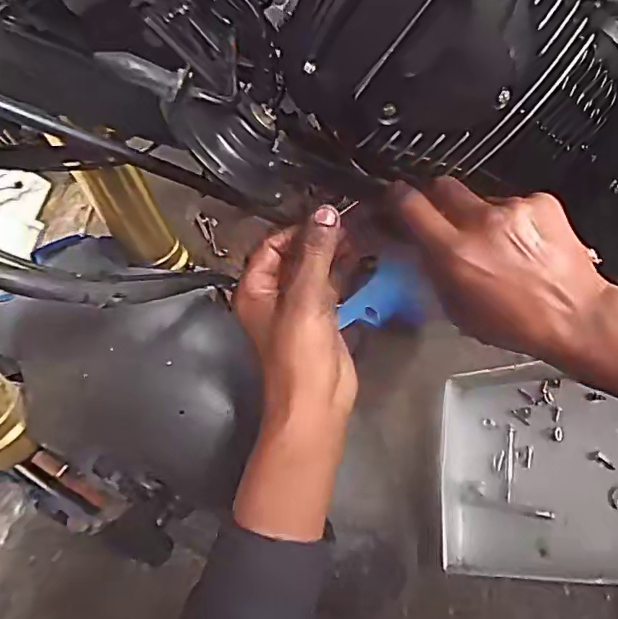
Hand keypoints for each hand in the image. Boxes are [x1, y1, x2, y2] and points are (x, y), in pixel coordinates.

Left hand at [229, 205, 356, 541]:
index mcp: (256, 290)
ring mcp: (299, 309)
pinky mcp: (322, 321)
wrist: (316, 403)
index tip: (323, 216)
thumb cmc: (298, 358)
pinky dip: (344, 273)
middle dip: (319, 239)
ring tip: (357, 234)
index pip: (273, 246)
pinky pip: (332, 288)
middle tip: (346, 222)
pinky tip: (361, 260)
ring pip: (316, 271)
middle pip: (296, 256)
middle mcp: (274, 297)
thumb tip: (326, 215)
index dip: (297, 229)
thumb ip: (318, 252)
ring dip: (334, 254)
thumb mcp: (306, 297)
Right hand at [386, 178, 612, 367]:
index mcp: (456, 253)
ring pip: (480, 197)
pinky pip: (513, 201)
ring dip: (481, 216)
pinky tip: (523, 243)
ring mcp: (513, 209)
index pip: (408, 203)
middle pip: (441, 186)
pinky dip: (513, 219)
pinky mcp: (539, 202)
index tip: (395, 198)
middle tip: (445, 220)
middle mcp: (482, 224)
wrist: (576, 316)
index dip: (396, 197)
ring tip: (499, 246)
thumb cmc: (522, 324)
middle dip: (437, 200)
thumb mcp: (459, 310)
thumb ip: (434, 271)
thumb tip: (421, 248)